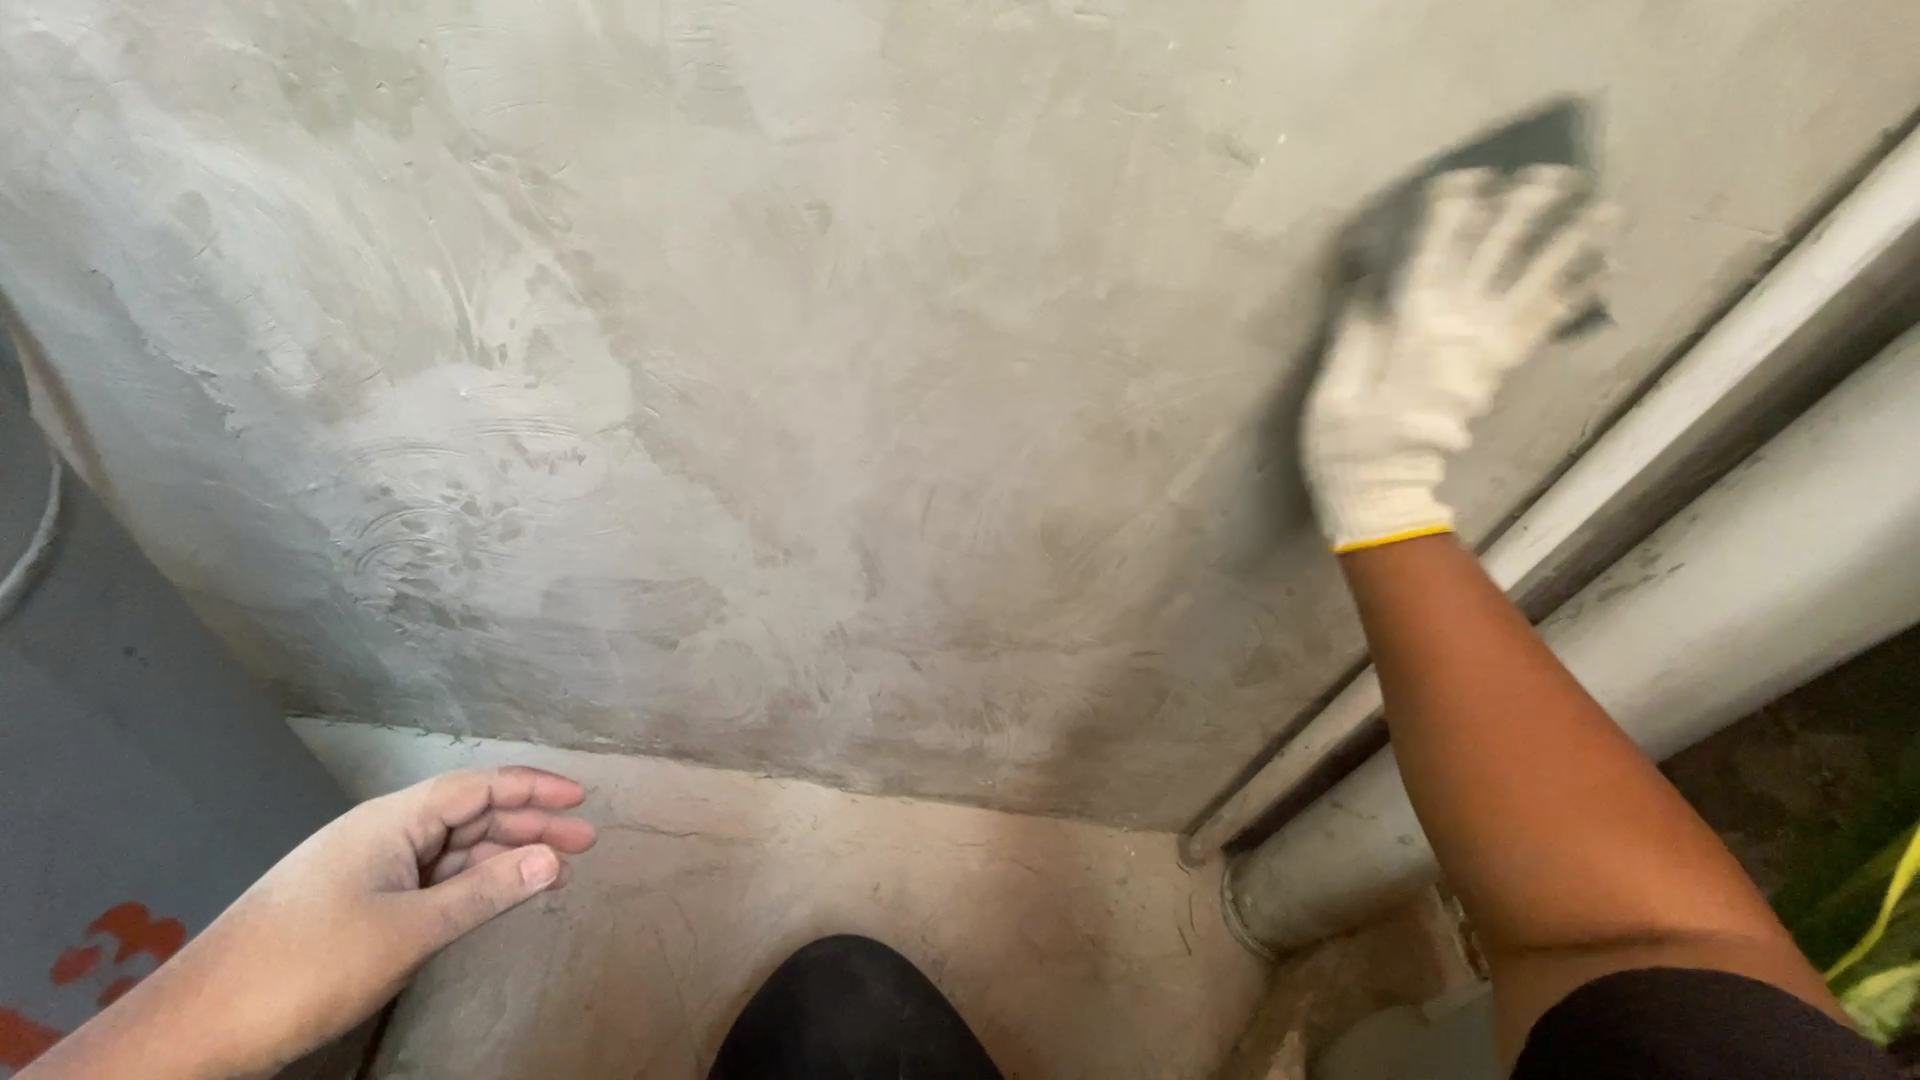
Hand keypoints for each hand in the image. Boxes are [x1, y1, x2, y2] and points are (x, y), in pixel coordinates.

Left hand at [24, 767, 596, 1078]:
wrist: (191, 1032)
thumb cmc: (307, 966)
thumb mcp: (409, 929)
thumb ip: (486, 891)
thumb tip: (553, 859)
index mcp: (391, 821)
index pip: (479, 786)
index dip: (535, 787)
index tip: (583, 798)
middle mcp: (382, 833)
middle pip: (471, 814)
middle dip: (529, 824)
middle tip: (584, 844)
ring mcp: (367, 868)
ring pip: (452, 848)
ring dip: (503, 857)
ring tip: (552, 874)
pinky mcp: (356, 903)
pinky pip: (429, 878)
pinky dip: (470, 884)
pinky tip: (495, 897)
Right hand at [1303, 165, 1617, 552]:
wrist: (1381, 493)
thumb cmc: (1344, 445)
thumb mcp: (1332, 392)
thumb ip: (1354, 335)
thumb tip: (1372, 284)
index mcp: (1410, 336)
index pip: (1432, 262)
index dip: (1450, 218)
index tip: (1466, 177)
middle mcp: (1457, 337)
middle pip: (1495, 266)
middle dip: (1523, 216)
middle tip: (1555, 171)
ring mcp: (1483, 358)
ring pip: (1534, 292)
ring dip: (1569, 248)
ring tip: (1606, 207)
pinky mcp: (1495, 377)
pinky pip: (1540, 329)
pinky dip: (1571, 296)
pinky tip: (1599, 268)